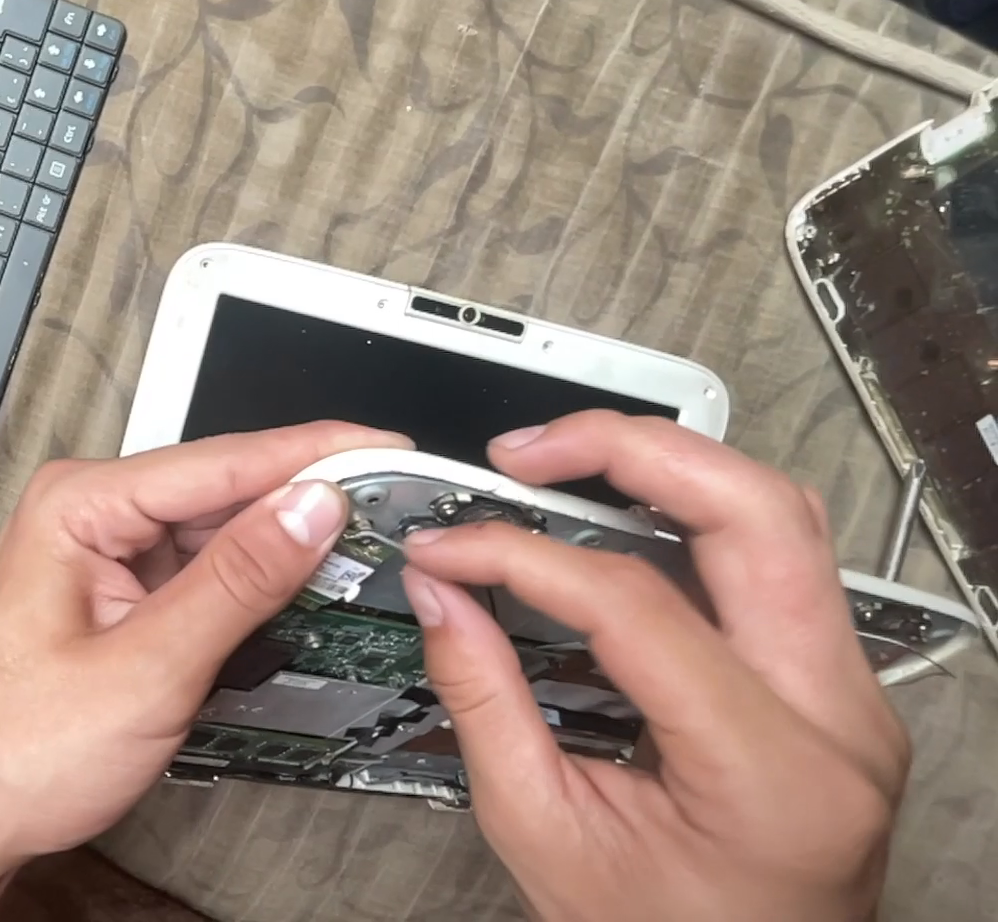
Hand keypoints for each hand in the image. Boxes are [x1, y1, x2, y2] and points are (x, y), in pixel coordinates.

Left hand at [0, 421, 410, 918]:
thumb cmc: (24, 747)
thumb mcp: (146, 667)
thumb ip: (235, 582)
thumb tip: (310, 508)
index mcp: (77, 504)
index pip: (213, 461)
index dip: (307, 453)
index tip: (382, 448)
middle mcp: (88, 507)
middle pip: (217, 485)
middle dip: (303, 492)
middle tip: (393, 496)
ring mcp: (104, 542)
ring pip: (215, 523)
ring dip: (283, 533)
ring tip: (364, 536)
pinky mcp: (119, 577)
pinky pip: (198, 559)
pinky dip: (251, 570)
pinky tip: (299, 572)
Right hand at [398, 411, 907, 921]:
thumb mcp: (536, 824)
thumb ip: (480, 695)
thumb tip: (435, 590)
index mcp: (770, 770)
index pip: (632, 604)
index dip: (517, 555)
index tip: (441, 548)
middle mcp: (834, 712)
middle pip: (757, 516)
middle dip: (626, 452)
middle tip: (519, 453)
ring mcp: (840, 686)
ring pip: (774, 514)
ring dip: (659, 462)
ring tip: (553, 460)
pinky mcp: (815, 672)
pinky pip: (761, 550)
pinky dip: (674, 502)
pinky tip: (602, 503)